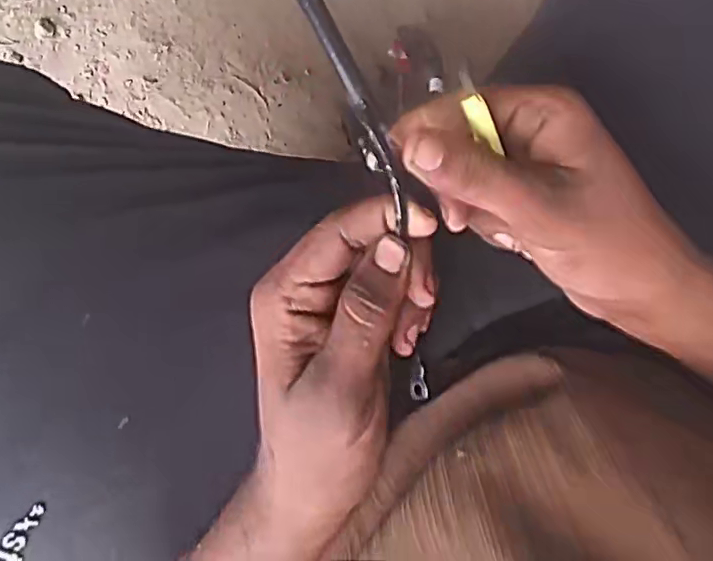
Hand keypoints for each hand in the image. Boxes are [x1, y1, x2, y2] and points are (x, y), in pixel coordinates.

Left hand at [192, 197, 437, 559]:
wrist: (314, 494)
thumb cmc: (314, 449)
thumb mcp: (340, 384)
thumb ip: (365, 311)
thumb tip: (393, 245)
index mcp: (284, 292)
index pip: (336, 231)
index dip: (382, 218)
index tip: (428, 222)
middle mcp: (305, 285)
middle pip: (364, 236)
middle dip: (403, 259)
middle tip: (423, 300)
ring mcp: (331, 298)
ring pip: (383, 256)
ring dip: (411, 282)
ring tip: (412, 328)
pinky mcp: (356, 313)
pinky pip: (392, 282)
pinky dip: (411, 299)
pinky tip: (409, 333)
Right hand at [392, 85, 712, 336]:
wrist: (650, 298)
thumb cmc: (607, 245)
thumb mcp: (536, 209)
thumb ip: (473, 175)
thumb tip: (412, 144)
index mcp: (544, 110)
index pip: (467, 104)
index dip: (431, 129)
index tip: (399, 159)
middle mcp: (532, 125)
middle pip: (462, 134)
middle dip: (455, 176)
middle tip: (455, 213)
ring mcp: (527, 157)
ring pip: (464, 165)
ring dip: (469, 200)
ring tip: (495, 228)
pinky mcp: (523, 186)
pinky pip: (478, 189)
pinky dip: (482, 214)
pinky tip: (509, 236)